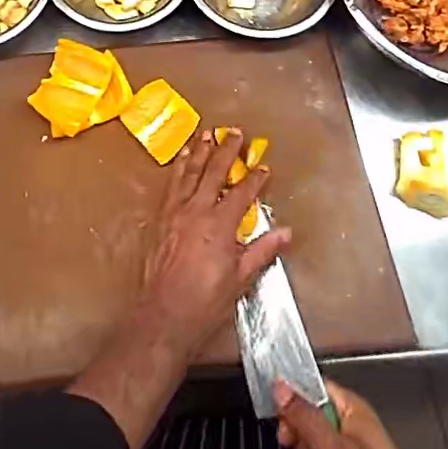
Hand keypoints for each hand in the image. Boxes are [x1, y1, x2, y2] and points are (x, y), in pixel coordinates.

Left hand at [136, 128, 290, 357]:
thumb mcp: (240, 278)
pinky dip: (179, 168)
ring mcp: (176, 212)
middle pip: (214, 172)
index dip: (256, 179)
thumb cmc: (204, 301)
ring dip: (200, 151)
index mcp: (220, 224)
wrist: (163, 316)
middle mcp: (197, 211)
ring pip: (190, 172)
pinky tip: (182, 158)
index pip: (242, 193)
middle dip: (227, 151)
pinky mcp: (161, 218)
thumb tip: (286, 231)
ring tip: (206, 133)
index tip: (264, 167)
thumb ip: (262, 250)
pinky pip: (172, 184)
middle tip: (235, 132)